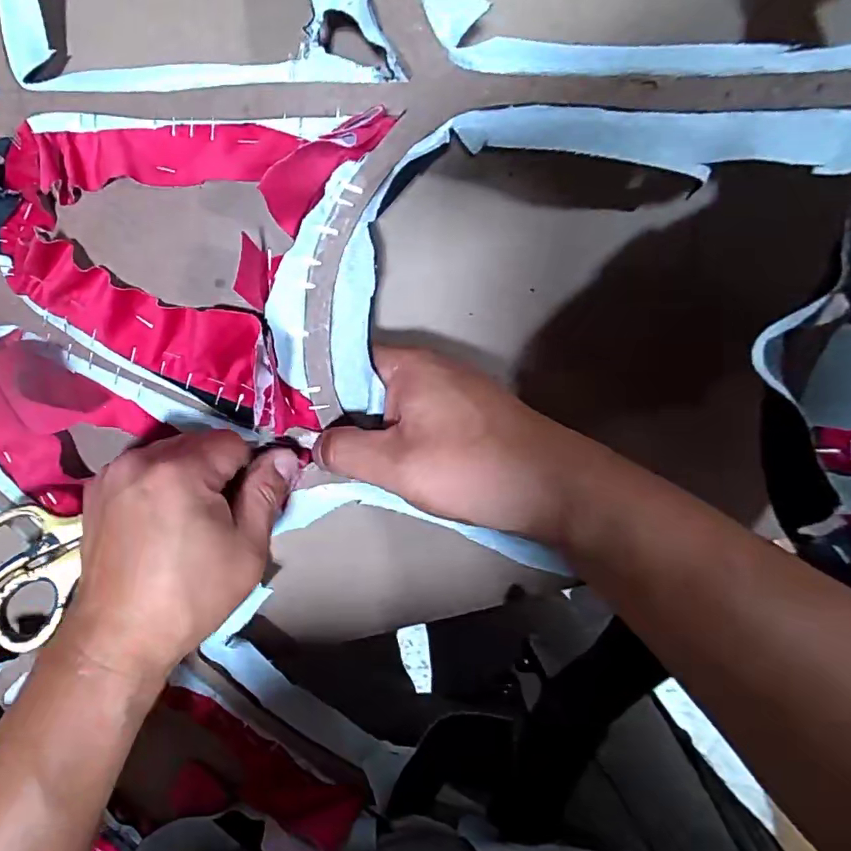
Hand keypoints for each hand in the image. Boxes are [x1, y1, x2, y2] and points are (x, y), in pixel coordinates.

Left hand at [54, 430, 298, 685]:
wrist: (119, 635)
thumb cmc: (190, 597)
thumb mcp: (246, 549)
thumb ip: (266, 494)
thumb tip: (283, 456)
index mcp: (179, 469)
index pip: (232, 441)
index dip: (249, 468)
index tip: (247, 503)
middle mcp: (140, 458)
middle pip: (196, 442)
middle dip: (214, 469)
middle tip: (218, 517)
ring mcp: (112, 472)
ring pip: (165, 452)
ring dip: (183, 472)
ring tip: (185, 521)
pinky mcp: (95, 490)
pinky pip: (138, 469)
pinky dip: (154, 482)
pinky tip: (156, 522)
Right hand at [314, 345, 617, 546]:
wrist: (561, 491)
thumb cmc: (472, 469)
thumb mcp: (395, 465)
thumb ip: (344, 450)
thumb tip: (314, 443)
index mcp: (407, 365)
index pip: (341, 360)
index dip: (311, 387)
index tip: (289, 416)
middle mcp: (428, 368)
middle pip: (363, 383)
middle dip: (338, 414)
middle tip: (311, 446)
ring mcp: (449, 390)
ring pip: (387, 405)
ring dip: (367, 430)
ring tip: (342, 459)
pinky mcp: (464, 415)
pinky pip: (412, 418)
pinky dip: (393, 437)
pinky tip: (385, 464)